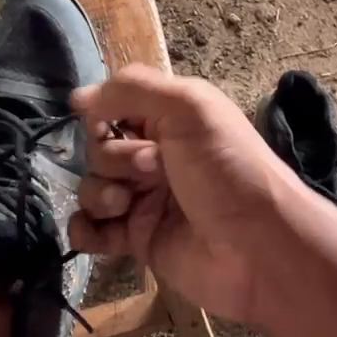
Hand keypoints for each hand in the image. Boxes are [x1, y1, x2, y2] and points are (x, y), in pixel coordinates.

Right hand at [68, 66, 301, 322]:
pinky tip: (97, 230)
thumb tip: (77, 98)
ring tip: (127, 205)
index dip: (103, 114)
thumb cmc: (226, 166)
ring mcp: (144, 197)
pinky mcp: (138, 239)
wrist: (259, 248)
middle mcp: (153, 153)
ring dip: (100, 193)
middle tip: (152, 168)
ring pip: (93, 186)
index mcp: (167, 116)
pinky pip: (92, 230)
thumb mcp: (186, 107)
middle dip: (114, 157)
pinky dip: (86, 229)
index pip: (113, 105)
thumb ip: (131, 89)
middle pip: (98, 148)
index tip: (106, 123)